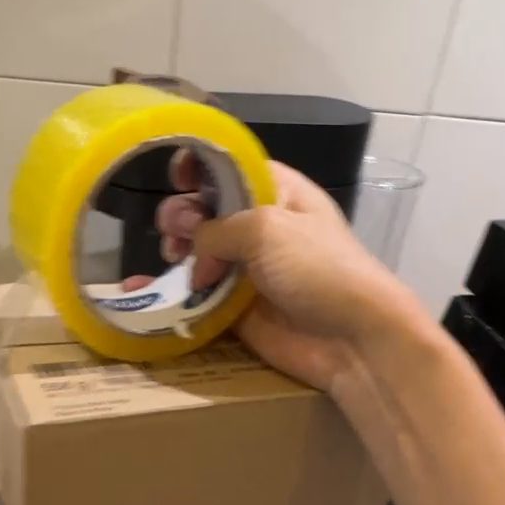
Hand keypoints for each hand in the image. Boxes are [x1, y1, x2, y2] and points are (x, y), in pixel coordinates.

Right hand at [134, 156, 428, 394]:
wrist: (351, 338)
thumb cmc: (318, 269)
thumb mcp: (267, 228)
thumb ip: (218, 228)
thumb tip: (194, 248)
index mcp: (279, 193)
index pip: (233, 168)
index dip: (202, 166)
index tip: (178, 177)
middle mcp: (262, 228)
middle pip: (209, 210)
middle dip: (184, 213)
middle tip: (176, 233)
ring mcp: (250, 271)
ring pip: (201, 253)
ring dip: (179, 252)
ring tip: (173, 260)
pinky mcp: (239, 310)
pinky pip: (201, 296)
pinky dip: (178, 293)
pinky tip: (154, 289)